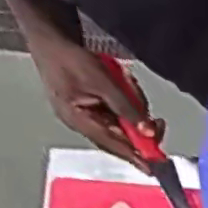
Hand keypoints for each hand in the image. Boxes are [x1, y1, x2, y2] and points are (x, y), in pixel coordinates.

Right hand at [26, 36, 161, 170]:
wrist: (48, 38)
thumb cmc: (70, 57)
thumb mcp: (102, 81)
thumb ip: (127, 108)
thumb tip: (149, 133)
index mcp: (77, 120)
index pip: (112, 145)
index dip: (135, 157)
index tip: (153, 169)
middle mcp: (83, 124)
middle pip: (122, 138)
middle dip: (140, 127)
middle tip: (159, 122)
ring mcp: (89, 117)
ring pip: (124, 126)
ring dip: (133, 108)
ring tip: (129, 83)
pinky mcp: (95, 109)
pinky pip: (119, 115)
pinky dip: (127, 103)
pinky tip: (126, 84)